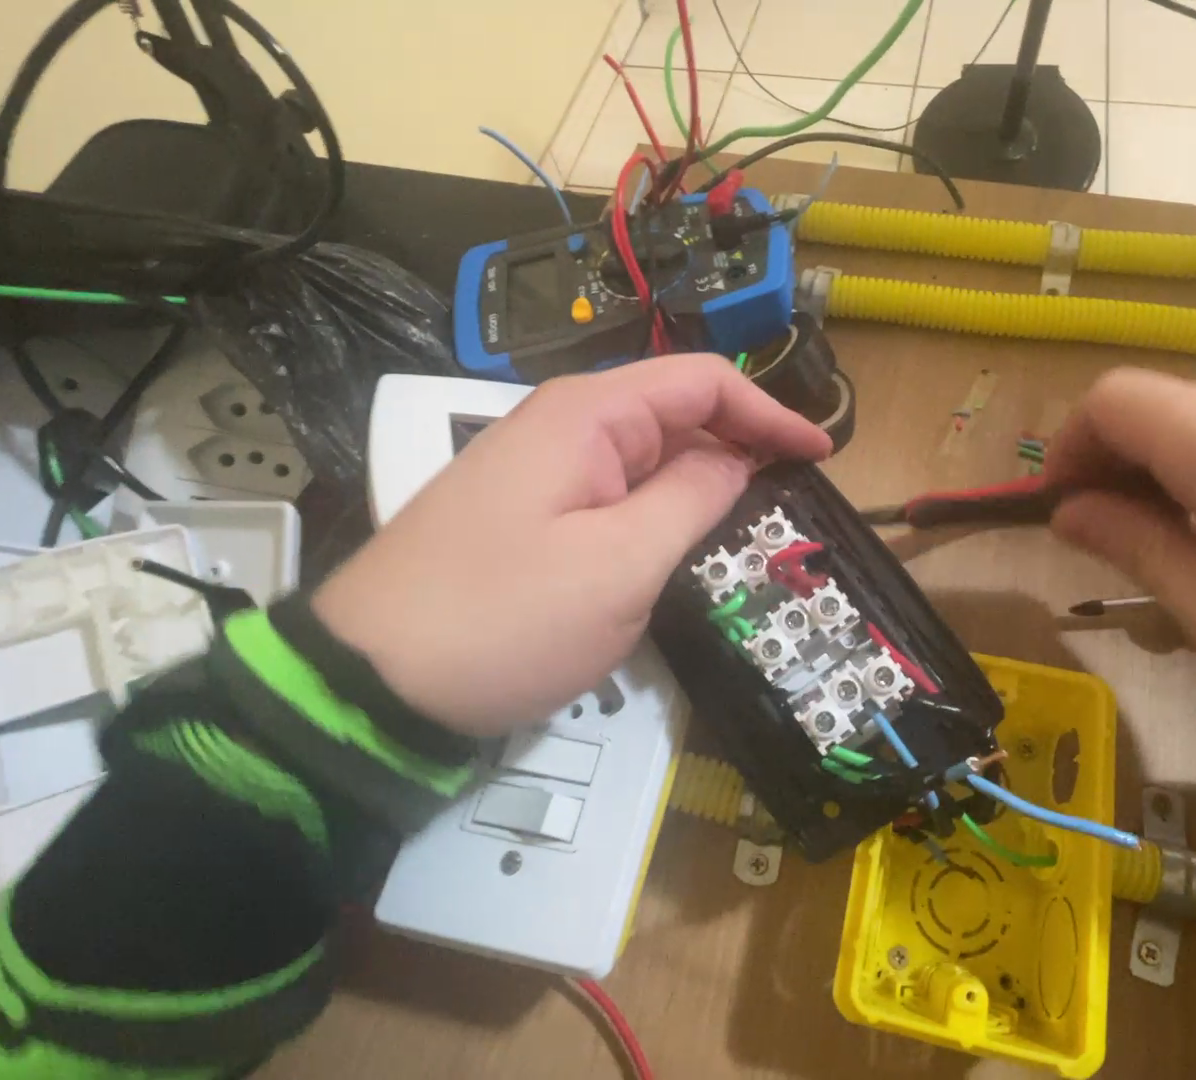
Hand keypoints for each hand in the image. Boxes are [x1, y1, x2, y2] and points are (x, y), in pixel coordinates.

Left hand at [312, 355, 832, 735]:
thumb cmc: (506, 619)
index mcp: (589, 415)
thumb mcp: (621, 563)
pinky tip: (684, 539)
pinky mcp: (530, 511)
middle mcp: (564, 424)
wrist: (375, 682)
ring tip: (753, 517)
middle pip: (675, 412)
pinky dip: (663, 506)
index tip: (820, 452)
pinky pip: (615, 491)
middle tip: (794, 492)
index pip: (703, 382)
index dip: (770, 412)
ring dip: (704, 478)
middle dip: (741, 442)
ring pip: (646, 455)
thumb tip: (734, 460)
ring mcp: (541, 468)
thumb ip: (691, 498)